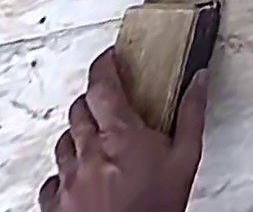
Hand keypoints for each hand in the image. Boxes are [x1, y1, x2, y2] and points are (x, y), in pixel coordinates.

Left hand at [39, 48, 208, 211]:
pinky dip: (67, 169)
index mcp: (119, 135)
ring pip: (64, 142)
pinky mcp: (54, 208)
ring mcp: (67, 183)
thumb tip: (199, 78)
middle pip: (79, 110)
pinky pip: (53, 179)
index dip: (103, 64)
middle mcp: (88, 154)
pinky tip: (83, 173)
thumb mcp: (186, 157)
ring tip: (100, 136)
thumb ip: (192, 112)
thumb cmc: (156, 209)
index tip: (111, 55)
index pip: (101, 86)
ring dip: (80, 132)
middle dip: (94, 97)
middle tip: (112, 96)